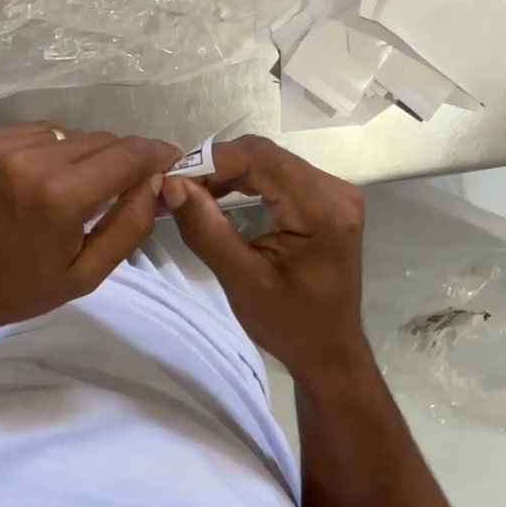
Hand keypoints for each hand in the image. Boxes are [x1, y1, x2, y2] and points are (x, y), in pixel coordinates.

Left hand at [0, 123, 179, 342]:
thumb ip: (128, 226)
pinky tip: (45, 180)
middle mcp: (32, 159)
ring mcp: (3, 145)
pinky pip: (38, 133)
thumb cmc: (15, 290)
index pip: (130, 154)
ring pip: (71, 133)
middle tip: (125, 189)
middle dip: (123, 160)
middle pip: (103, 140)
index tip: (171, 163)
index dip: (157, 156)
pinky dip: (53, 150)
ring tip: (78, 189)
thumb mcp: (84, 275)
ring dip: (86, 155)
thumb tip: (156, 184)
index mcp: (60, 196)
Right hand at [163, 136, 370, 377]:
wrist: (328, 351)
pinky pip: (277, 175)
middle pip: (264, 155)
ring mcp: (333, 193)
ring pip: (268, 161)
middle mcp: (335, 190)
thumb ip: (207, 229)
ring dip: (224, 172)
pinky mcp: (324, 200)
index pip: (260, 159)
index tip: (170, 180)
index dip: (210, 161)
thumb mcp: (241, 280)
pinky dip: (241, 181)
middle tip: (173, 188)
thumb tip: (172, 184)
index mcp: (322, 210)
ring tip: (187, 193)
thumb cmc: (288, 323)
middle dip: (214, 165)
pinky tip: (215, 196)